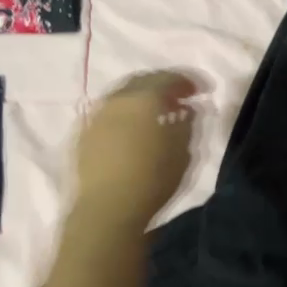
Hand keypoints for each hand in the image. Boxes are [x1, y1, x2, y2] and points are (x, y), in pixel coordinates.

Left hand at [74, 71, 200, 227]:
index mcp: (145, 99)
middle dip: (163, 85)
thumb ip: (187, 123)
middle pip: (142, 81)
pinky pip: (110, 112)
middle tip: (181, 97)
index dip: (188, 82)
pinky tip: (136, 128)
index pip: (168, 78)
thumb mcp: (183, 151)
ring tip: (158, 113)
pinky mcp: (84, 133)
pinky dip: (127, 113)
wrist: (108, 208)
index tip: (202, 92)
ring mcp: (97, 115)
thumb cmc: (153, 178)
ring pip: (123, 96)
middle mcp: (118, 100)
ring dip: (142, 99)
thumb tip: (186, 109)